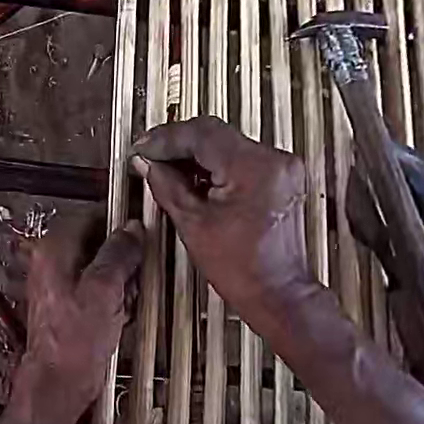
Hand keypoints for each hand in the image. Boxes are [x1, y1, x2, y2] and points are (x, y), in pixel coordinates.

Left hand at [15, 215, 142, 423]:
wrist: (59, 379)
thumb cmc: (75, 339)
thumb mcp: (105, 289)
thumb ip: (119, 254)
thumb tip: (133, 228)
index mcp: (53, 250)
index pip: (89, 216)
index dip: (117, 222)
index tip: (141, 231)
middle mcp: (49, 261)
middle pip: (95, 241)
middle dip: (121, 256)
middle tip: (135, 275)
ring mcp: (56, 282)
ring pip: (98, 265)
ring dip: (120, 279)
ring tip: (128, 298)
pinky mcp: (66, 303)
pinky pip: (95, 287)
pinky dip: (112, 295)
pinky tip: (121, 312)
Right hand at [132, 116, 315, 318]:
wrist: (275, 290)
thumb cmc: (241, 266)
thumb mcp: (191, 222)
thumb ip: (165, 183)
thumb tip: (147, 162)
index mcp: (253, 169)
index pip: (201, 134)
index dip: (164, 138)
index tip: (142, 148)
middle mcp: (273, 161)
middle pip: (213, 132)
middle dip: (176, 142)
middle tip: (148, 154)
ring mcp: (280, 167)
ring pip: (224, 141)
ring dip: (192, 151)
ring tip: (164, 166)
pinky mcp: (279, 175)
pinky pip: (237, 155)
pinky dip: (210, 161)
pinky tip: (189, 175)